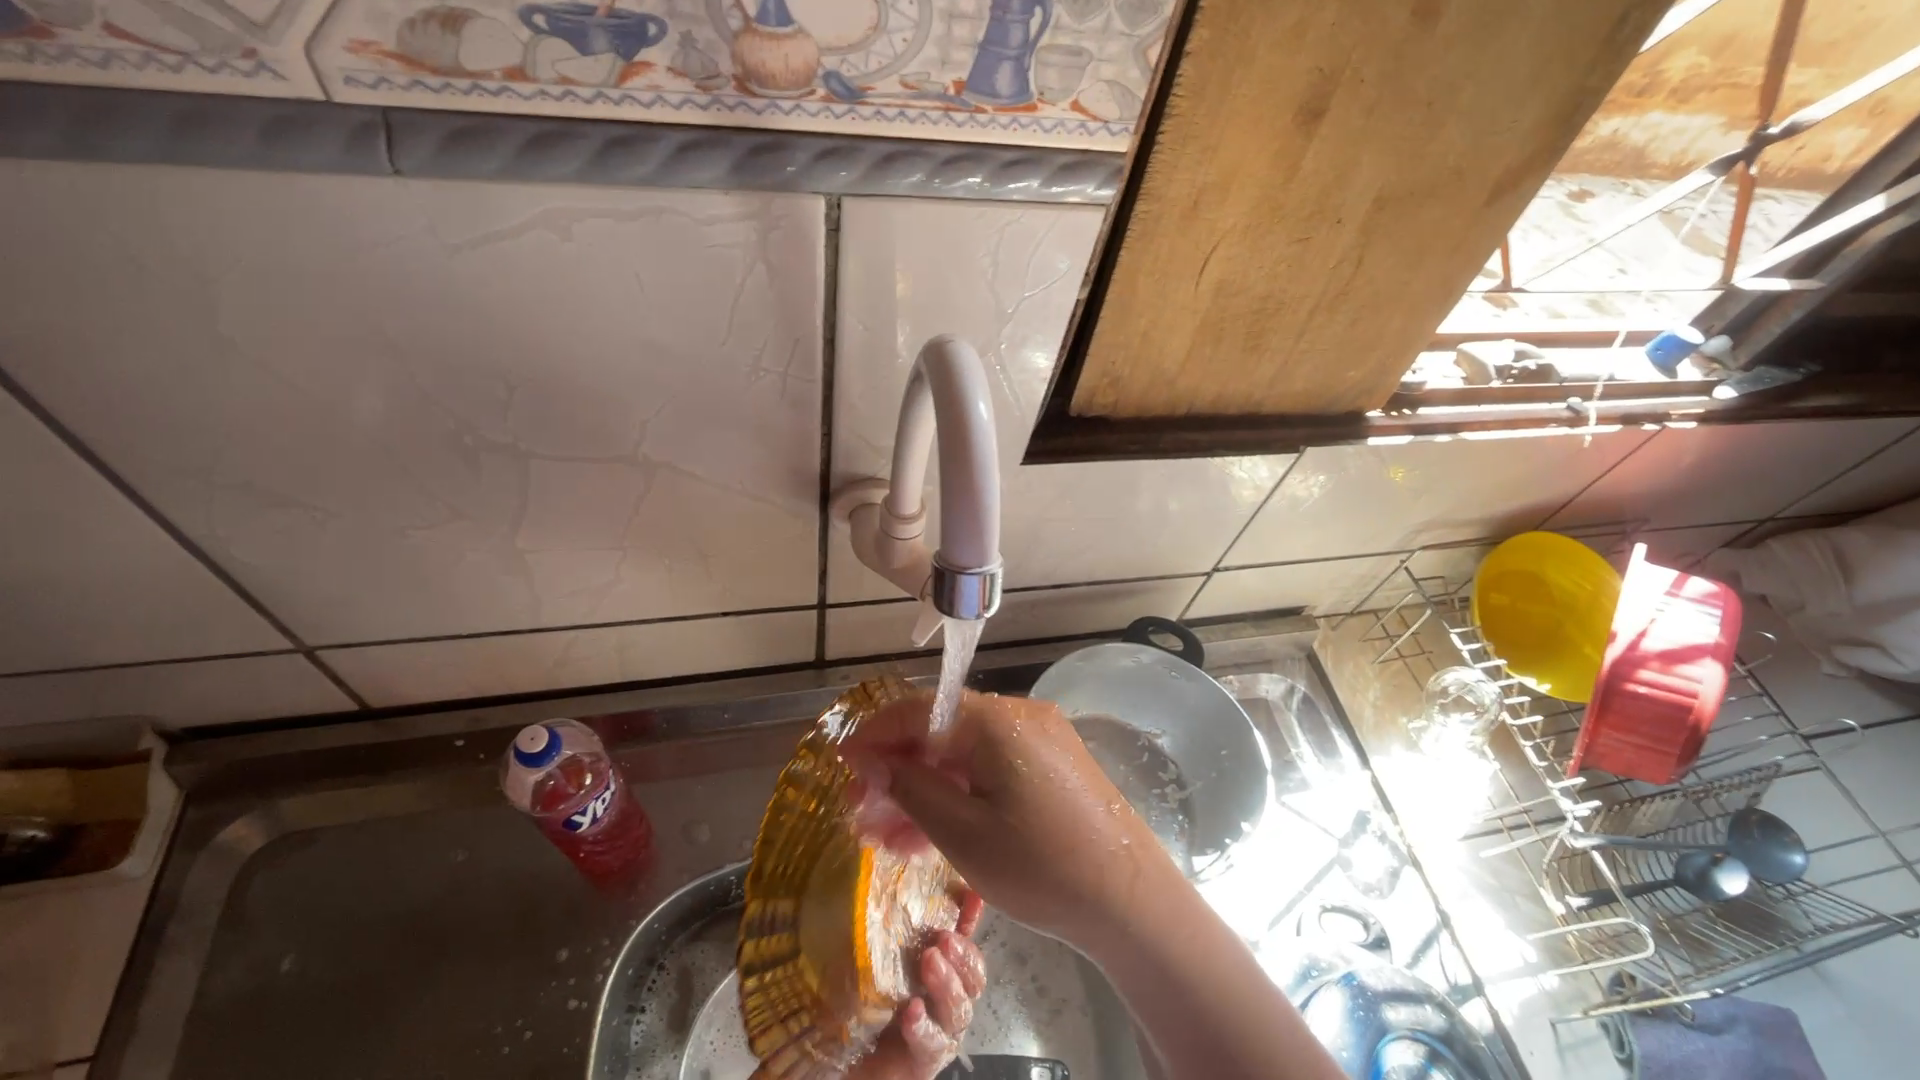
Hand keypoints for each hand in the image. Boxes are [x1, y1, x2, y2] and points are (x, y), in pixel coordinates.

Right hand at [843, 690, 1178, 955]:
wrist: (1131, 902)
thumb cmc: (1042, 866)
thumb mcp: (963, 833)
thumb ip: (910, 788)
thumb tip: (869, 761)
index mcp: (996, 721)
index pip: (919, 711)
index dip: (875, 737)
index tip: (841, 766)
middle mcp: (1019, 718)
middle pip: (941, 734)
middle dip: (896, 773)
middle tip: (859, 815)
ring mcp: (1040, 743)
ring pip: (964, 759)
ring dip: (923, 793)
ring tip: (883, 839)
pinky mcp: (1051, 770)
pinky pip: (991, 774)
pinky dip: (959, 798)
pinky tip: (926, 838)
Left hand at [844, 895, 986, 1079]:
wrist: (856, 1058)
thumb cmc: (871, 1002)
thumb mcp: (883, 959)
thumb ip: (895, 930)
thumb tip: (892, 882)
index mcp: (945, 973)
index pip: (966, 943)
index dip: (971, 920)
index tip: (970, 896)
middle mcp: (951, 1001)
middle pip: (973, 978)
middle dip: (963, 956)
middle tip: (944, 938)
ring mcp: (943, 1032)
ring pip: (959, 1009)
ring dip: (947, 984)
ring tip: (930, 962)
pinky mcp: (927, 1060)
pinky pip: (932, 1043)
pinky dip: (924, 1026)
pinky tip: (912, 1011)